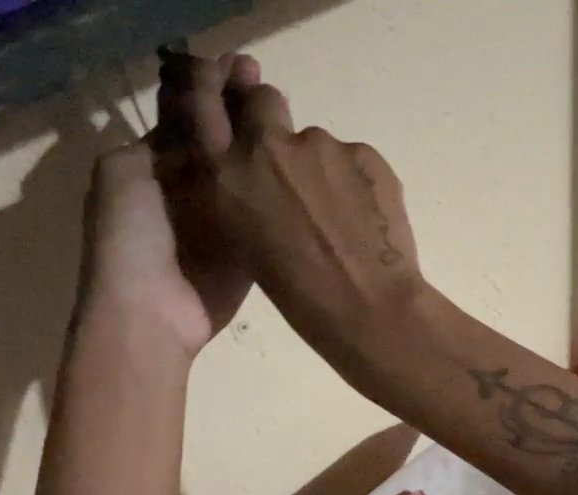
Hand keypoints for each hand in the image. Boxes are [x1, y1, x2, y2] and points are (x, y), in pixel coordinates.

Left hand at [76, 54, 260, 355]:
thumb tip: (202, 119)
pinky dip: (278, 190)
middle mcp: (189, 184)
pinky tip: (296, 166)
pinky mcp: (248, 247)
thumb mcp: (126, 172)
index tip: (241, 67)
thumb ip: (164, 140)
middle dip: (240, 109)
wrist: (151, 311)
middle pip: (220, 138)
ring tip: (287, 119)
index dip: (210, 86)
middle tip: (268, 85)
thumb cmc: (129, 238)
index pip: (187, 113)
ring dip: (263, 144)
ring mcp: (222, 217)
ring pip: (245, 171)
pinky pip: (264, 212)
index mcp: (153, 161)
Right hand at [204, 73, 427, 375]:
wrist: (369, 308)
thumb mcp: (248, 246)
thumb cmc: (301, 297)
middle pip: (264, 102)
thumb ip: (245, 199)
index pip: (208, 108)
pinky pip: (355, 161)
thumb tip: (260, 183)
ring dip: (324, 169)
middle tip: (296, 172)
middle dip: (275, 124)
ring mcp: (320, 145)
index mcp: (226, 175)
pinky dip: (359, 184)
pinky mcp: (365, 153)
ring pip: (317, 144)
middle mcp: (267, 147)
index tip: (238, 122)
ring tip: (341, 220)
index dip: (226, 111)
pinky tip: (368, 223)